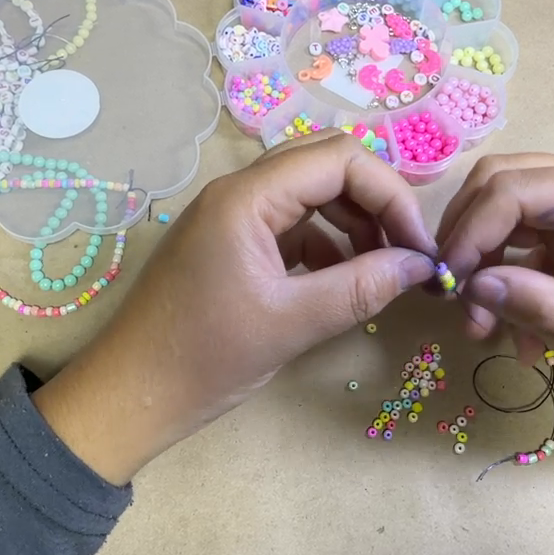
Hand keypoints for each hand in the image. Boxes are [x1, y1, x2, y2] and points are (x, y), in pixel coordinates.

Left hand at [34, 132, 438, 482]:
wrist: (131, 395)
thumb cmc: (204, 358)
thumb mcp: (293, 323)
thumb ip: (362, 287)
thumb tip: (421, 265)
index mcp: (246, 197)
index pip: (339, 159)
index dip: (390, 194)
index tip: (419, 247)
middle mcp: (238, 192)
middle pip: (325, 164)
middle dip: (375, 201)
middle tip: (407, 250)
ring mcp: (232, 216)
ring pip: (310, 193)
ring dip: (353, 222)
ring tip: (380, 270)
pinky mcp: (231, 242)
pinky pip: (291, 224)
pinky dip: (326, 244)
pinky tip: (343, 281)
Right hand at [435, 154, 553, 463]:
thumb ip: (544, 305)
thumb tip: (473, 287)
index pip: (518, 188)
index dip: (472, 230)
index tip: (450, 283)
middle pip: (506, 180)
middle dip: (468, 234)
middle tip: (453, 292)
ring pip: (510, 207)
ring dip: (484, 258)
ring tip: (481, 322)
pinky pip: (529, 241)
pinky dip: (510, 277)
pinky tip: (513, 328)